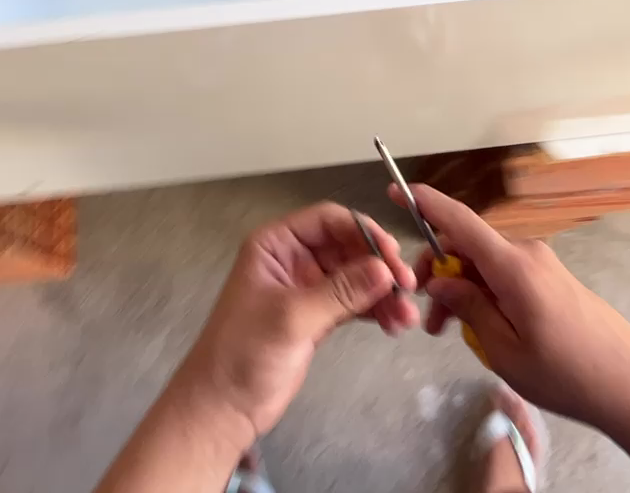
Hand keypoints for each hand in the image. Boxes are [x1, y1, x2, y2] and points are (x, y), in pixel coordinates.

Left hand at [172, 202, 419, 441]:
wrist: (222, 409)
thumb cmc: (243, 353)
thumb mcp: (291, 317)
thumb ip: (339, 292)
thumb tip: (384, 270)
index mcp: (276, 244)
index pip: (327, 220)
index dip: (362, 231)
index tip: (391, 253)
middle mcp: (294, 259)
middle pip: (347, 246)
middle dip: (378, 265)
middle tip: (407, 286)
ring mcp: (307, 288)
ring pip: (355, 276)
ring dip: (382, 291)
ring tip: (406, 315)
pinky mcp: (318, 316)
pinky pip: (354, 302)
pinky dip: (375, 310)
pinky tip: (395, 323)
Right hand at [398, 183, 629, 433]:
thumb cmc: (568, 373)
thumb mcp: (504, 350)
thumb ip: (468, 308)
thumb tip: (439, 282)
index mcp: (512, 265)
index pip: (459, 221)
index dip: (425, 203)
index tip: (396, 190)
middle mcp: (526, 254)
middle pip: (467, 247)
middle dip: (439, 274)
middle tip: (428, 320)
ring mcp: (542, 265)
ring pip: (484, 265)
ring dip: (462, 290)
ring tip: (454, 333)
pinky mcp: (552, 280)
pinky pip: (505, 275)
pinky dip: (485, 293)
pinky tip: (487, 330)